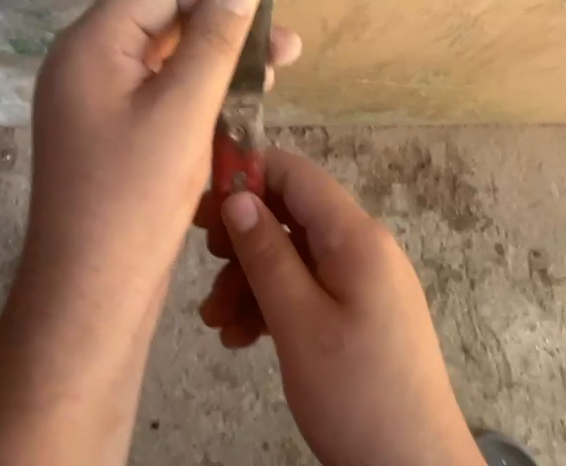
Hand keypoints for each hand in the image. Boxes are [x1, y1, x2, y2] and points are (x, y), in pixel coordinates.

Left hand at [0, 0, 301, 465]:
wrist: (88, 293)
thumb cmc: (135, 198)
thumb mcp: (184, 110)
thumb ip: (215, 40)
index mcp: (92, 41)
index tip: (268, 15)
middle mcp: (86, 58)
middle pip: (164, 15)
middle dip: (225, 27)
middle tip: (287, 50)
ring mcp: (95, 95)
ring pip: (165, 55)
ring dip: (217, 62)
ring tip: (274, 78)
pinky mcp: (109, 127)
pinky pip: (157, 90)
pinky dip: (197, 92)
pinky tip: (240, 107)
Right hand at [198, 151, 483, 465]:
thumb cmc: (355, 391)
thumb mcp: (299, 323)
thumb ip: (266, 254)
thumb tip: (237, 195)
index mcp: (356, 236)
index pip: (296, 174)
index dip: (248, 173)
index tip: (203, 201)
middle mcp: (363, 247)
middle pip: (290, 215)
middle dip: (242, 237)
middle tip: (203, 260)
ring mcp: (362, 281)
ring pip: (293, 257)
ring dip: (249, 280)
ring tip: (215, 321)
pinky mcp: (359, 313)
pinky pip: (308, 289)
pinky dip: (273, 304)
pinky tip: (242, 337)